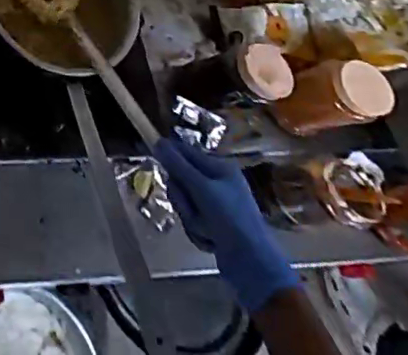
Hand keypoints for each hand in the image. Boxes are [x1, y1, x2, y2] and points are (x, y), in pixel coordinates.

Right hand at [154, 137, 298, 310]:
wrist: (254, 265)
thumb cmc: (231, 219)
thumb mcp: (201, 188)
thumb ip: (178, 165)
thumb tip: (158, 141)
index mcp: (220, 169)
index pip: (186, 152)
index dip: (169, 154)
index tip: (153, 156)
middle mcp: (218, 184)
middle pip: (181, 179)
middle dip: (182, 196)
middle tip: (191, 207)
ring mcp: (216, 206)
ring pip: (184, 201)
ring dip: (189, 215)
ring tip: (205, 229)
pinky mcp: (214, 225)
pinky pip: (192, 219)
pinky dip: (197, 230)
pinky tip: (210, 239)